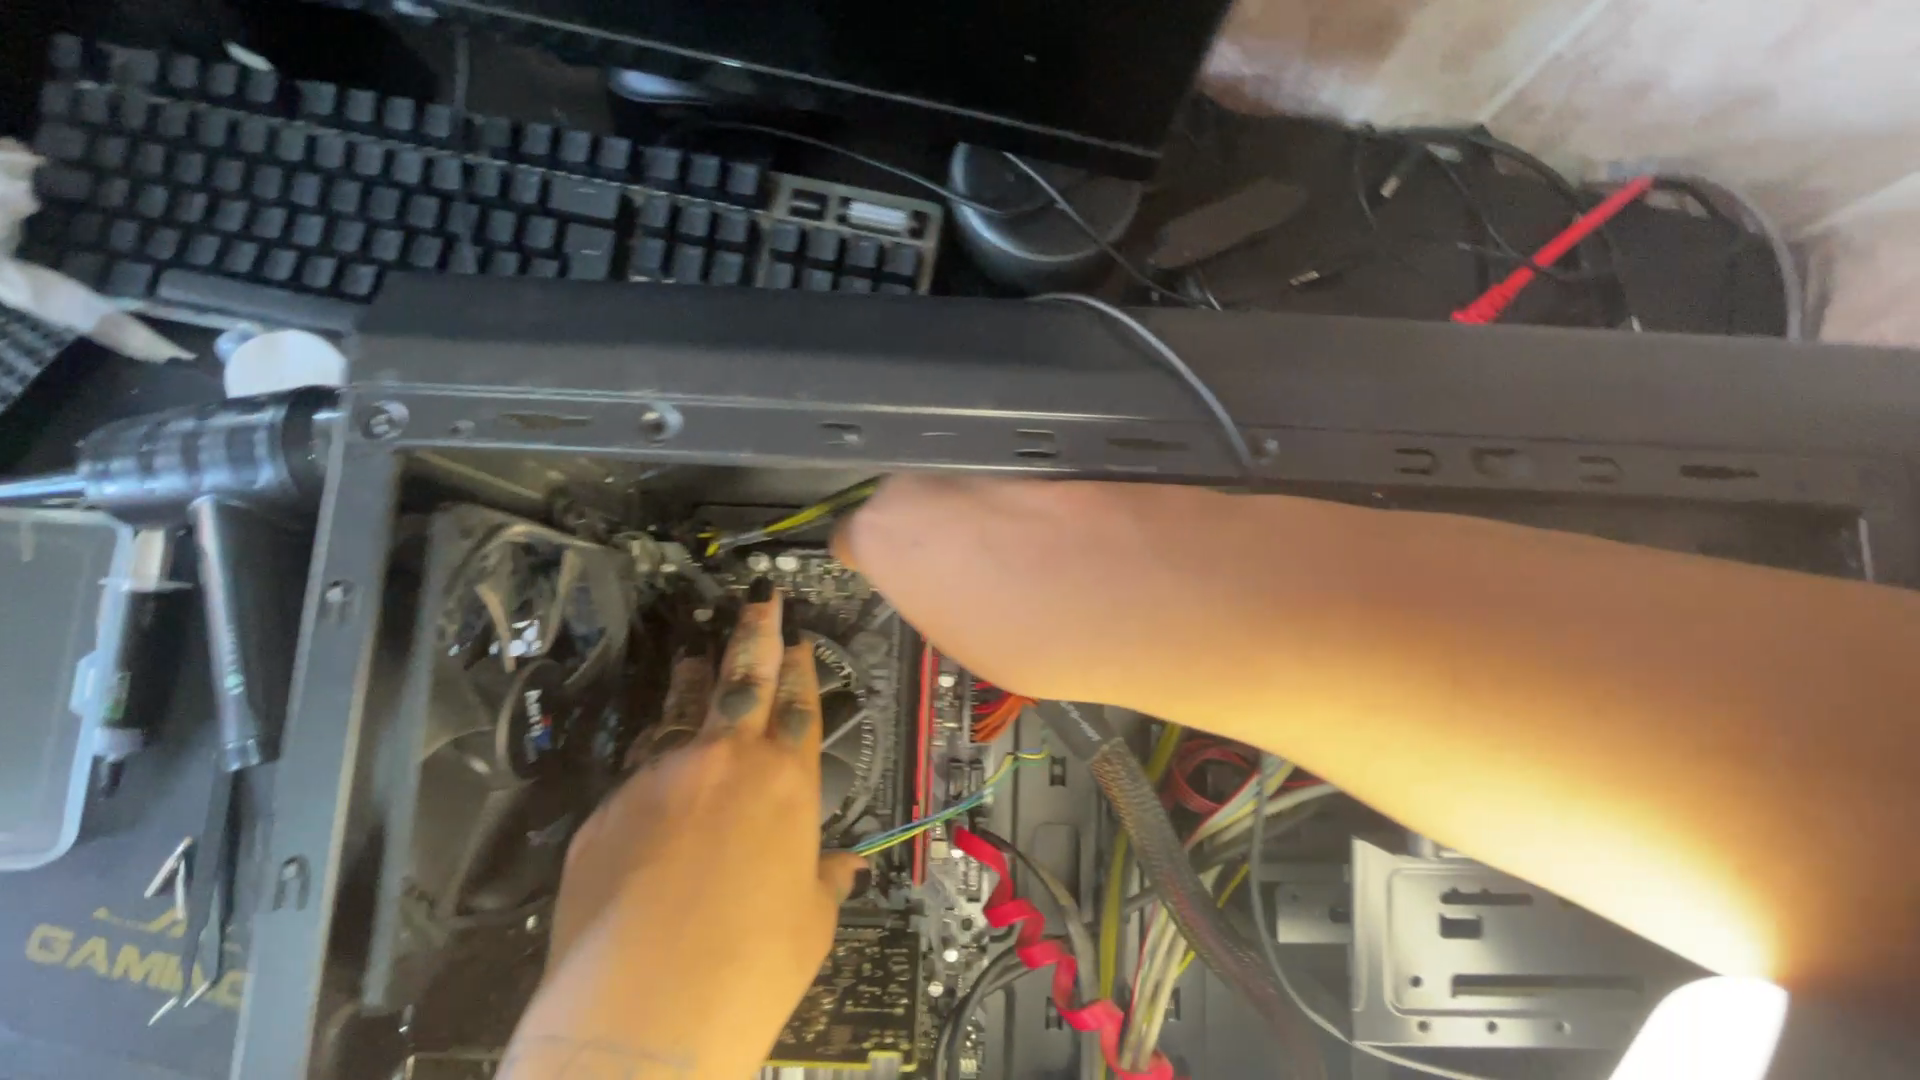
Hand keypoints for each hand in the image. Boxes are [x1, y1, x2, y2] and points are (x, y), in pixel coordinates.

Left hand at [503, 582, 866, 1079]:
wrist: (642, 1007)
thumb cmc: (753, 965)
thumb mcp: (808, 922)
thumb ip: (823, 880)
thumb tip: (844, 867)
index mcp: (786, 783)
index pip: (798, 707)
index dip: (801, 670)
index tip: (800, 640)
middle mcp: (725, 762)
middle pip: (743, 678)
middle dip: (755, 633)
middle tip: (760, 600)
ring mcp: (659, 778)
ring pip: (679, 711)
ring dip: (691, 682)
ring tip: (693, 659)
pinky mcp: (606, 810)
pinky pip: (638, 774)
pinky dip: (654, 765)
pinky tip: (654, 778)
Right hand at [833, 474, 1322, 722]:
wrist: (1151, 586)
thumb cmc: (1049, 635)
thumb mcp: (966, 641)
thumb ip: (931, 595)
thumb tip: (933, 580)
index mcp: (889, 531)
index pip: (859, 532)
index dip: (888, 552)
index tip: (910, 567)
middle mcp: (927, 471)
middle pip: (913, 489)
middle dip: (935, 515)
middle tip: (980, 553)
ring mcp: (983, 441)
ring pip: (968, 465)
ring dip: (988, 491)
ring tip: (1034, 534)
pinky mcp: (1040, 424)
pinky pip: (1021, 450)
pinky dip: (1036, 474)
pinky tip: (1068, 508)